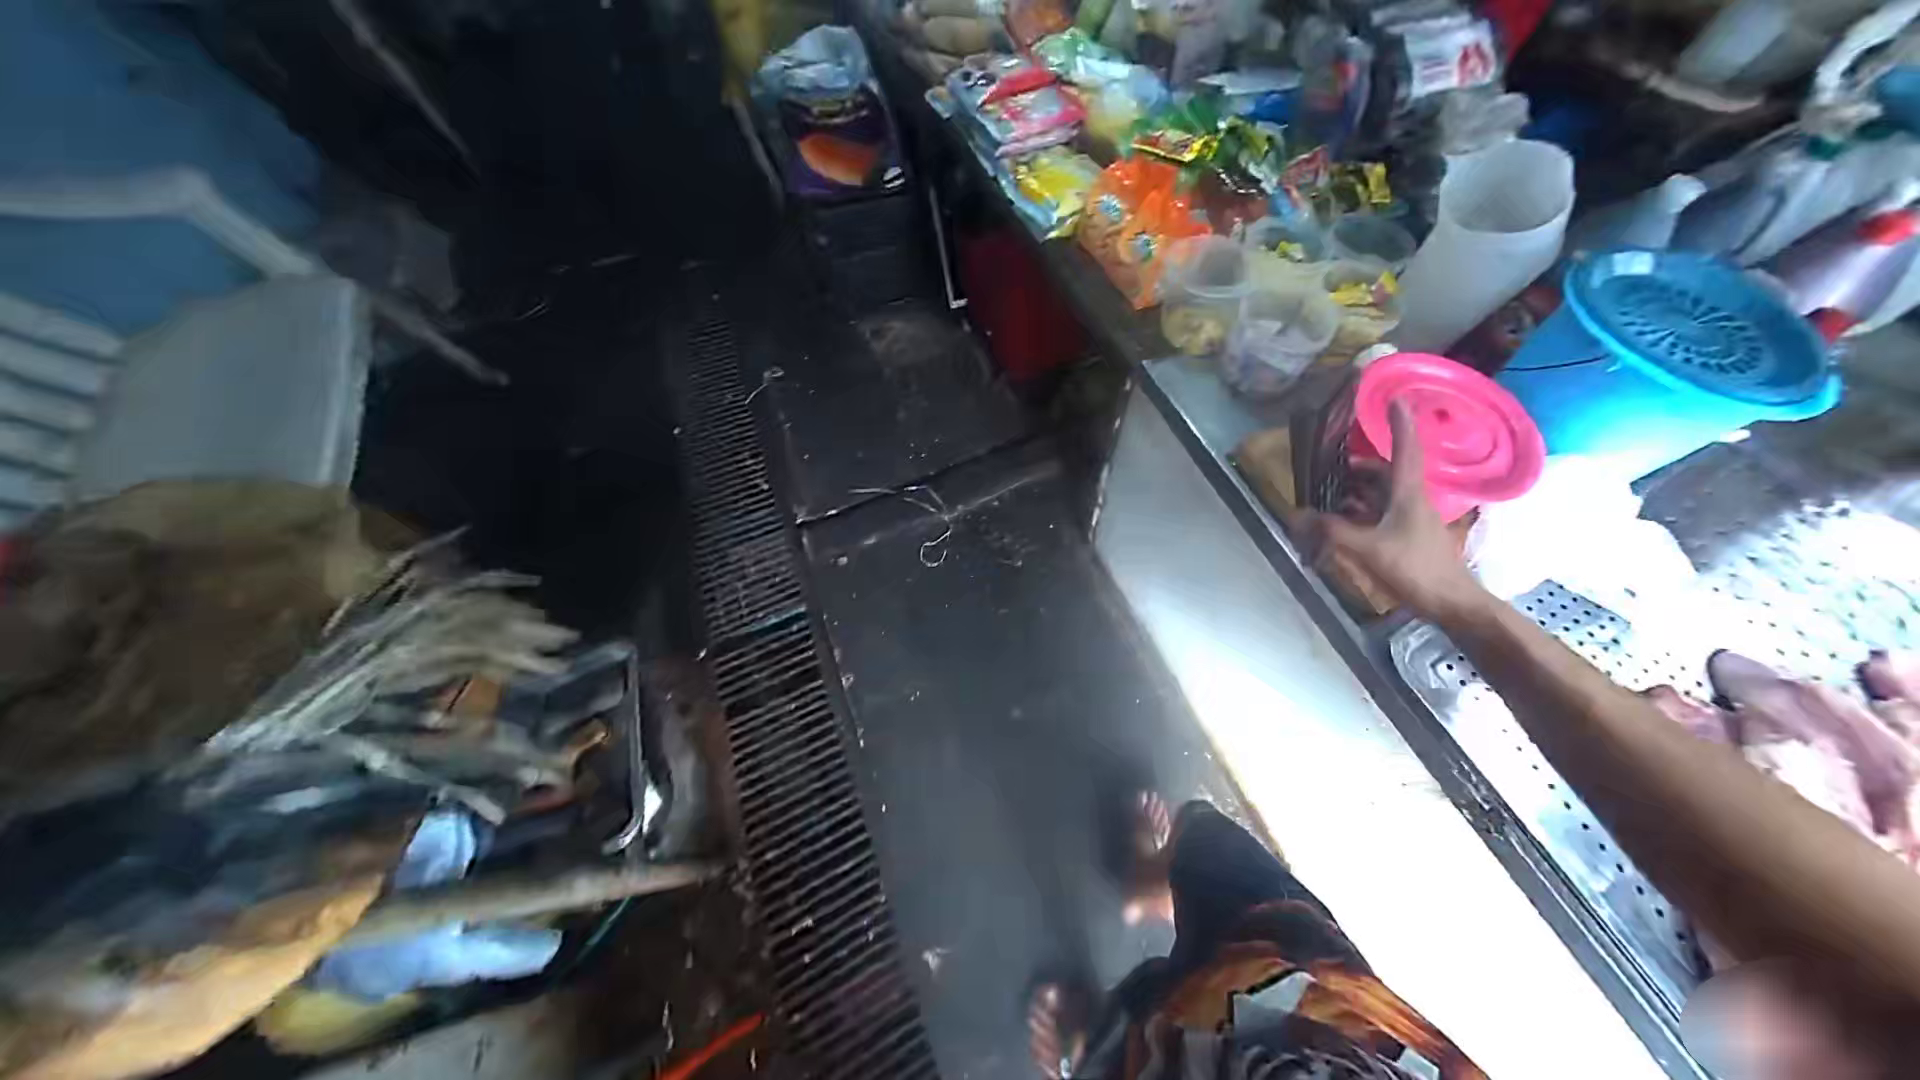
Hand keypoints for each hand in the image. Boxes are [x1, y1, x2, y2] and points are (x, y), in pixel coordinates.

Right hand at [1304, 399, 1485, 621]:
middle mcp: (1412, 500)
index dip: (1400, 424)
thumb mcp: (1367, 549)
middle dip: (1361, 465)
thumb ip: (1330, 530)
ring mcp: (1412, 519)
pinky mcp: (1408, 537)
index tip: (1395, 399)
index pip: (1406, 449)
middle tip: (1333, 465)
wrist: (1452, 604)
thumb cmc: (1415, 569)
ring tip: (1329, 493)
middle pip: (1387, 472)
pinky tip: (1342, 521)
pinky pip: (1381, 513)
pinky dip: (1361, 510)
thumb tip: (1297, 514)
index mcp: (1408, 494)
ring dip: (1358, 490)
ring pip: (1383, 494)